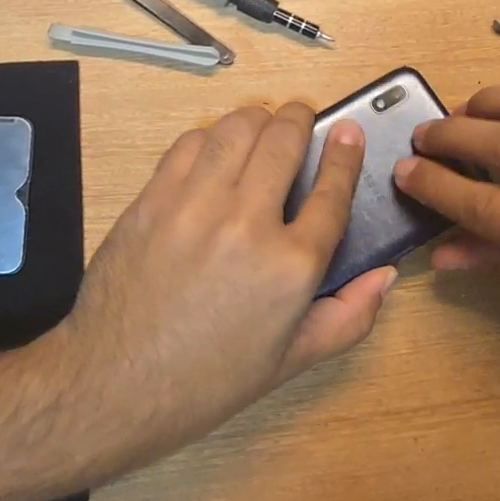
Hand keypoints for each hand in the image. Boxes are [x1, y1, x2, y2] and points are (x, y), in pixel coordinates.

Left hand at [55, 103, 397, 466]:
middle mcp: (247, 224)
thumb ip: (348, 317)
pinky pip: (189, 143)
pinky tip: (213, 151)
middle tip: (301, 119)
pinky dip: (209, 137)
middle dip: (300, 118)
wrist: (115, 382)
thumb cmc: (207, 379)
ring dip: (257, 119)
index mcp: (291, 267)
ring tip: (260, 127)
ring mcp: (195, 205)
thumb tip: (384, 274)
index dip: (346, 153)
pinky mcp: (154, 198)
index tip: (349, 131)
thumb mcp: (291, 361)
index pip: (332, 190)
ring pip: (237, 128)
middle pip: (284, 140)